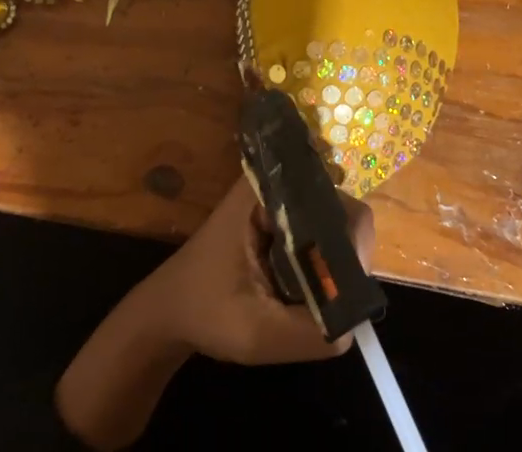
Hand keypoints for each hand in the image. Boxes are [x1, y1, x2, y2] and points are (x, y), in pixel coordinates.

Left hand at [144, 180, 375, 365]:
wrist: (167, 314)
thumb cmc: (203, 314)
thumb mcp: (255, 335)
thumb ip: (310, 334)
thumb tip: (354, 328)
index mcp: (265, 193)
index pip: (334, 202)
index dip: (353, 242)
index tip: (350, 289)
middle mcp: (277, 186)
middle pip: (340, 210)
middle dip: (348, 259)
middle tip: (341, 304)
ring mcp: (280, 203)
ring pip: (335, 226)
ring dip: (338, 267)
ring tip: (324, 302)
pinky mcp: (283, 223)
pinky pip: (322, 237)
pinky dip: (326, 268)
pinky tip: (313, 295)